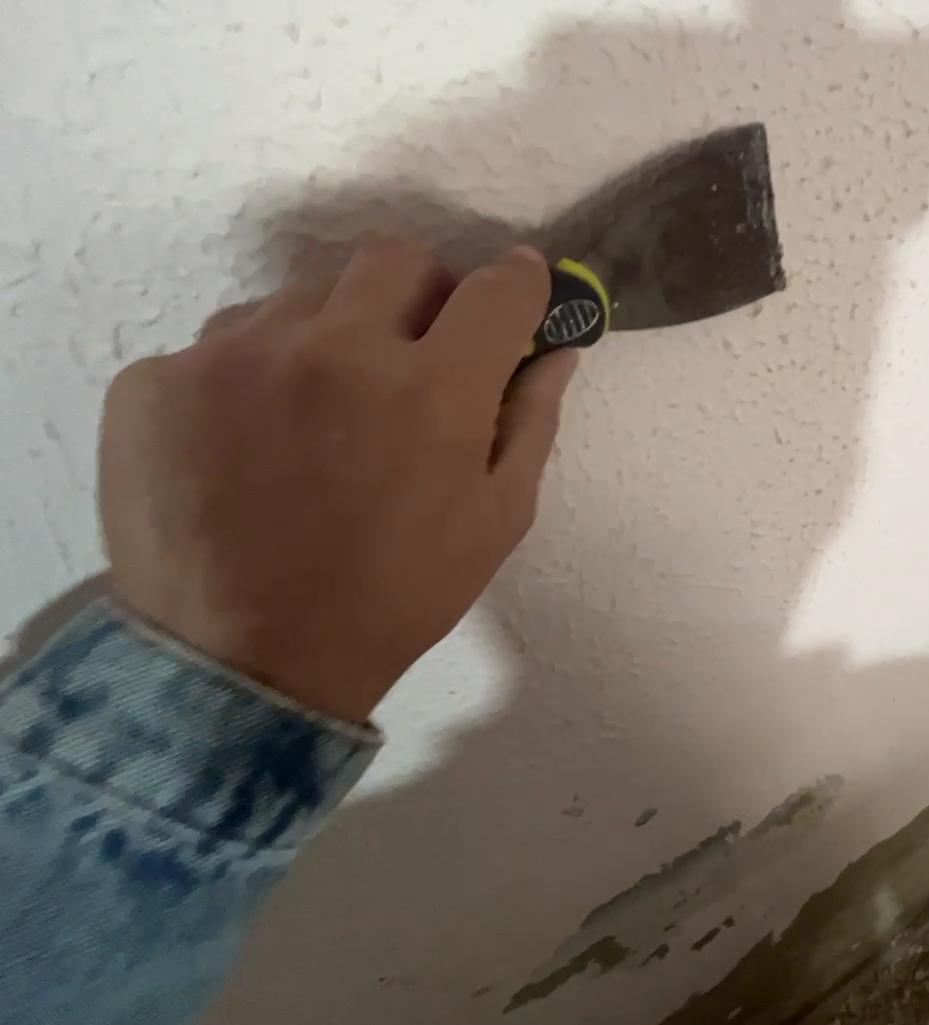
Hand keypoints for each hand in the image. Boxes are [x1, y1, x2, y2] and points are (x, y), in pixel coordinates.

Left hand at [99, 234, 578, 722]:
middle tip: (430, 346)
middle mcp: (336, 351)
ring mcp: (236, 357)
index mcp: (436, 392)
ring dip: (345, 330)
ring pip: (309, 294)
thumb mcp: (501, 515)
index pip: (495, 291)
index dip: (523, 279)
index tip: (528, 282)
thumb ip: (532, 420)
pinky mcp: (161, 378)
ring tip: (339, 404)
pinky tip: (271, 433)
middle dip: (431, 289)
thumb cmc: (406, 588)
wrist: (251, 654)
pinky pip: (233, 339)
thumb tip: (557, 354)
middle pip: (395, 257)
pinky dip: (271, 368)